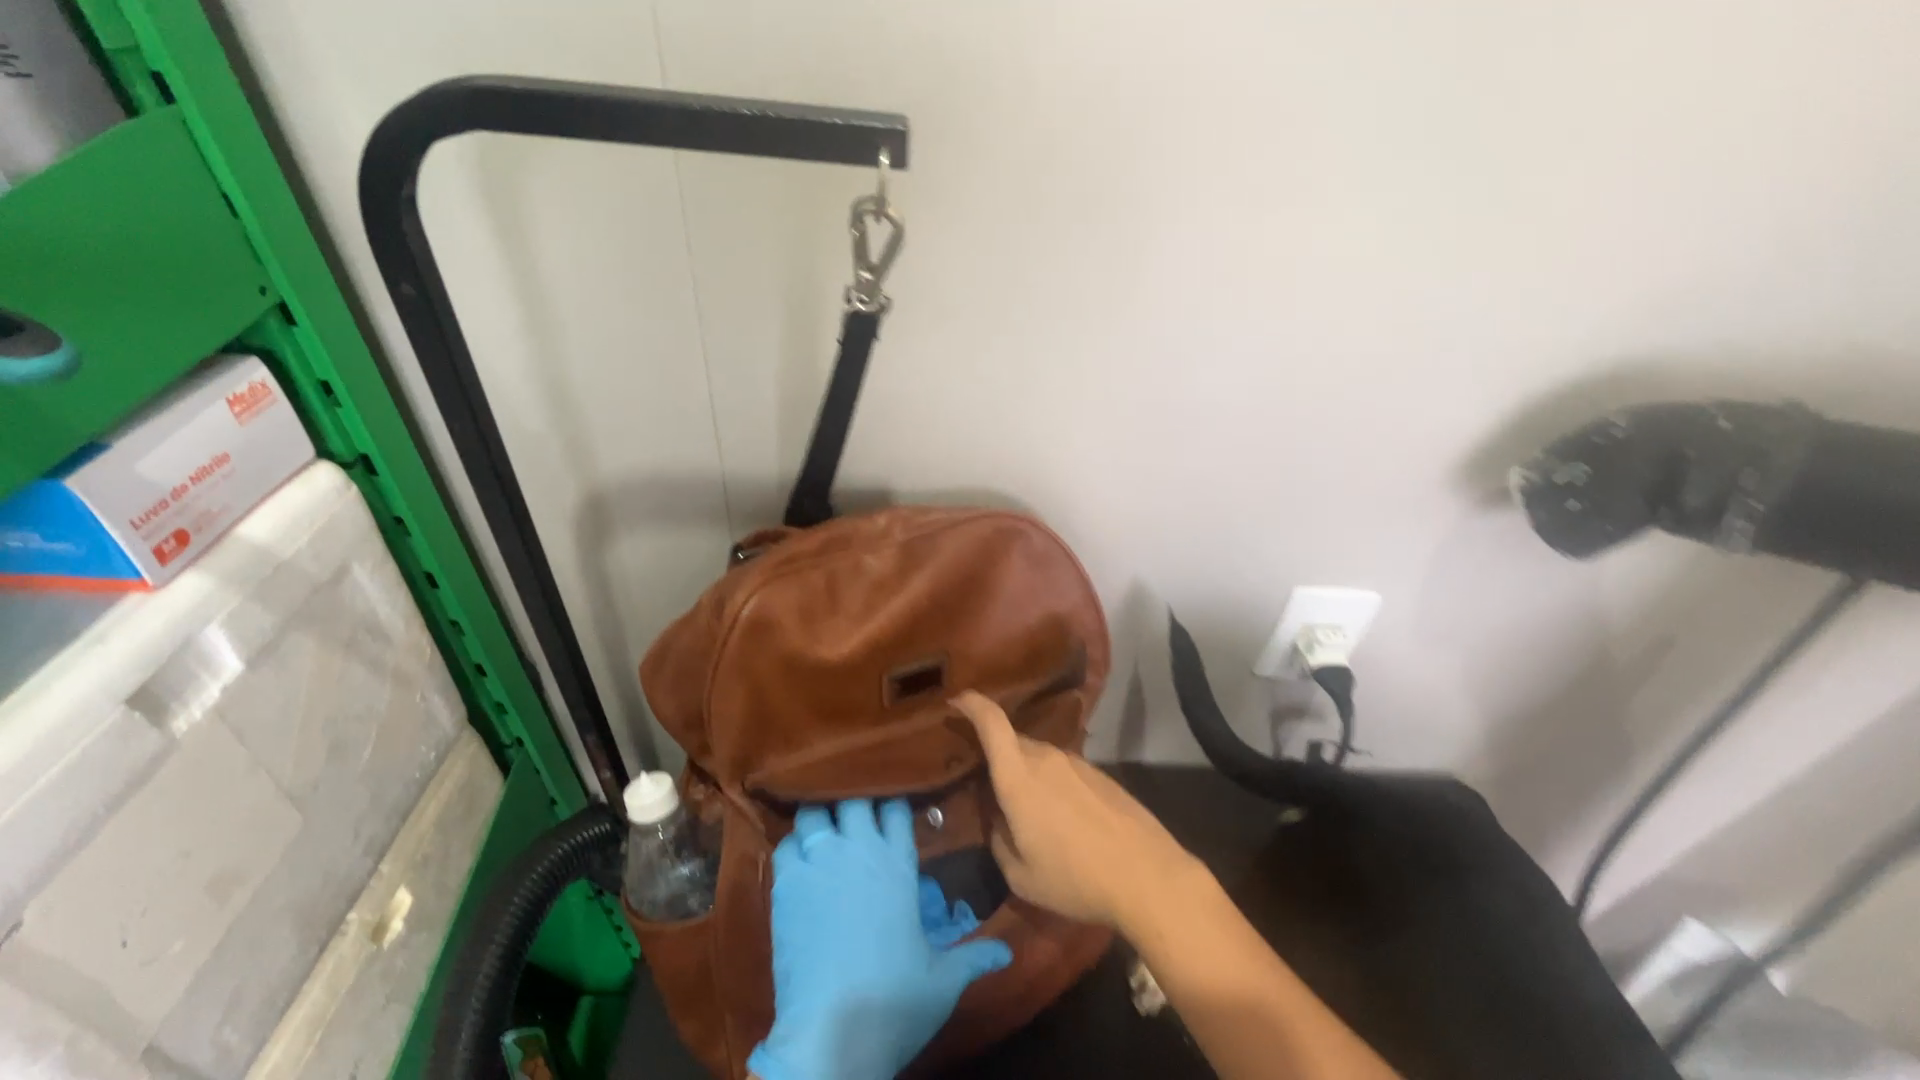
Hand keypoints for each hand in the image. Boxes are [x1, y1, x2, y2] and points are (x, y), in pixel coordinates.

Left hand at [748, 798, 1011, 1079]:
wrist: (833, 1031)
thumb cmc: (895, 1000)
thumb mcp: (943, 980)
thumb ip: (974, 958)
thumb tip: (1007, 953)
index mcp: (898, 866)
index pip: (896, 809)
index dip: (893, 802)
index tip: (892, 804)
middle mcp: (858, 852)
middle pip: (853, 798)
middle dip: (854, 799)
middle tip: (856, 814)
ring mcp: (818, 864)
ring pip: (813, 813)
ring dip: (819, 816)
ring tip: (823, 828)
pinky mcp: (785, 886)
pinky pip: (785, 846)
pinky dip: (792, 845)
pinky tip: (798, 858)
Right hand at [952, 691, 1209, 932]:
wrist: (1147, 876)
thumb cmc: (1075, 878)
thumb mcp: (1021, 876)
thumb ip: (999, 842)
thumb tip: (999, 823)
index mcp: (1018, 777)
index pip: (991, 722)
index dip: (970, 704)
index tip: (955, 702)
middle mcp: (1046, 759)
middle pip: (1012, 742)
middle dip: (995, 754)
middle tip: (986, 782)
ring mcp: (1078, 764)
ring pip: (1039, 758)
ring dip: (1027, 775)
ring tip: (1028, 810)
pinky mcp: (1101, 776)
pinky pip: (1064, 771)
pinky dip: (1053, 785)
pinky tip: (1063, 819)